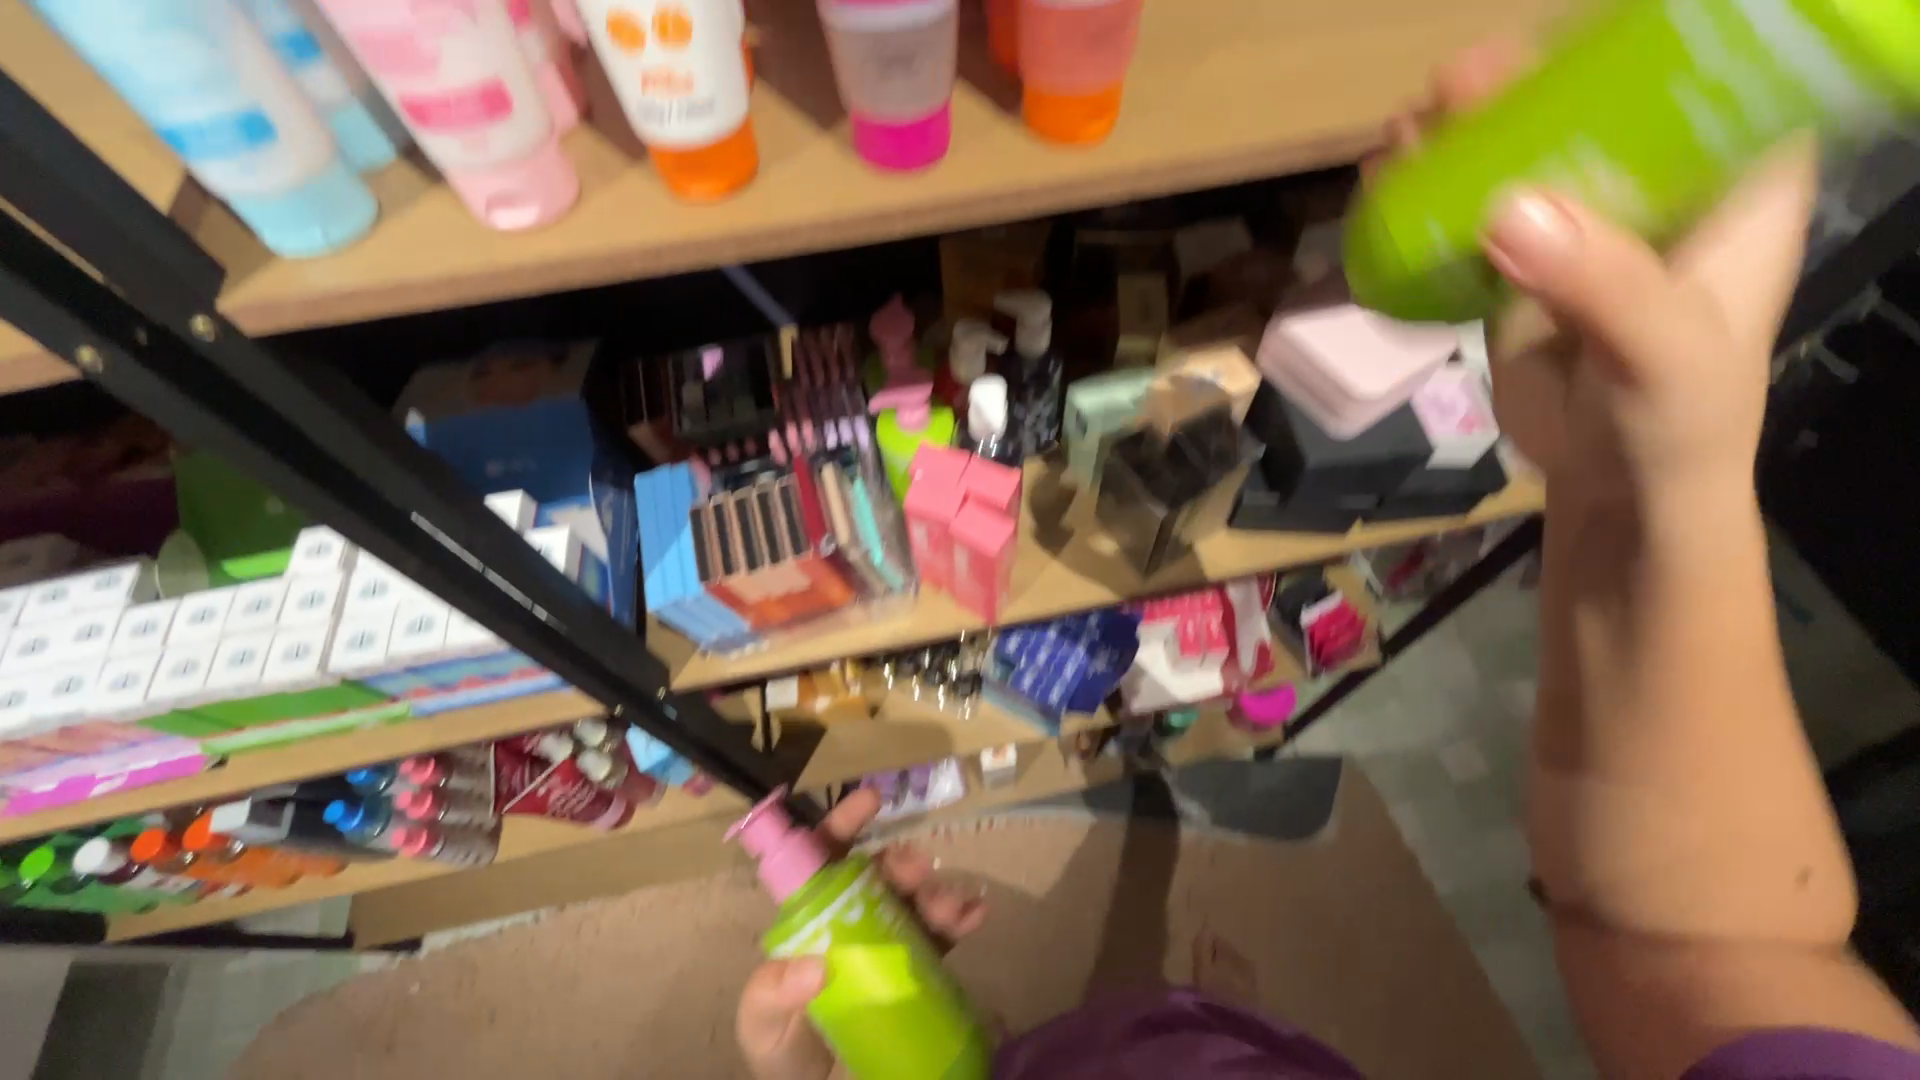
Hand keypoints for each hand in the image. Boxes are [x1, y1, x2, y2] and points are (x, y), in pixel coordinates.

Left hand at [735, 789, 987, 1079]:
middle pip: (880, 876)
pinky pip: (945, 936)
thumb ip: (771, 995)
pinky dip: (964, 918)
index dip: (845, 823)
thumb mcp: (763, 1024)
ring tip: (953, 908)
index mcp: (815, 920)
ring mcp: (892, 944)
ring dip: (937, 892)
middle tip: (917, 869)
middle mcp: (856, 921)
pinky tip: (976, 915)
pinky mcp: (923, 972)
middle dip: (901, 862)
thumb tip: (816, 965)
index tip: (872, 800)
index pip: (826, 859)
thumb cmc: (787, 1055)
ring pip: (916, 899)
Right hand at [1376, 40, 1817, 498]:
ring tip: (1397, 136)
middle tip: (1446, 91)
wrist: (1618, 490)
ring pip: (1514, 168)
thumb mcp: (1659, 349)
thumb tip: (1502, 209)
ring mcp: (1577, 237)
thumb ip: (1598, 282)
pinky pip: (1469, 228)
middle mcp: (1652, 197)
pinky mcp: (1519, 278)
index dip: (1622, 52)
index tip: (1544, 49)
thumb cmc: (1676, 419)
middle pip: (1580, 116)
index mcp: (1729, 187)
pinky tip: (1385, 190)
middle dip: (1511, 95)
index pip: (1692, 84)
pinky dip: (1425, 208)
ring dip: (1454, 147)